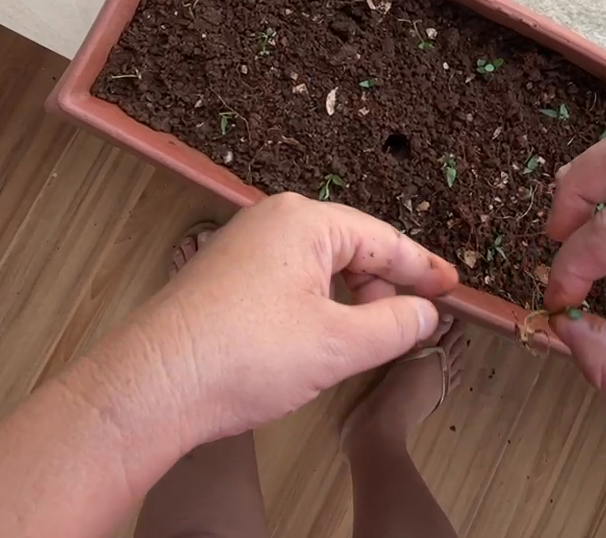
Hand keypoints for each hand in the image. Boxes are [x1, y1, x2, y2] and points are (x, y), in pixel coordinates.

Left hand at [88, 193, 459, 448]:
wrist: (153, 385)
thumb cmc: (246, 356)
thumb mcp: (337, 344)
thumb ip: (394, 325)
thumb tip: (425, 312)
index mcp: (304, 220)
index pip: (381, 238)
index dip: (422, 266)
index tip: (452, 287)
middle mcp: (274, 219)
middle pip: (350, 246)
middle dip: (383, 285)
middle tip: (410, 323)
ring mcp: (246, 244)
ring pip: (320, 264)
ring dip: (350, 298)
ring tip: (365, 337)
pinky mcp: (227, 273)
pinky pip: (291, 277)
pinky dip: (319, 303)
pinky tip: (321, 335)